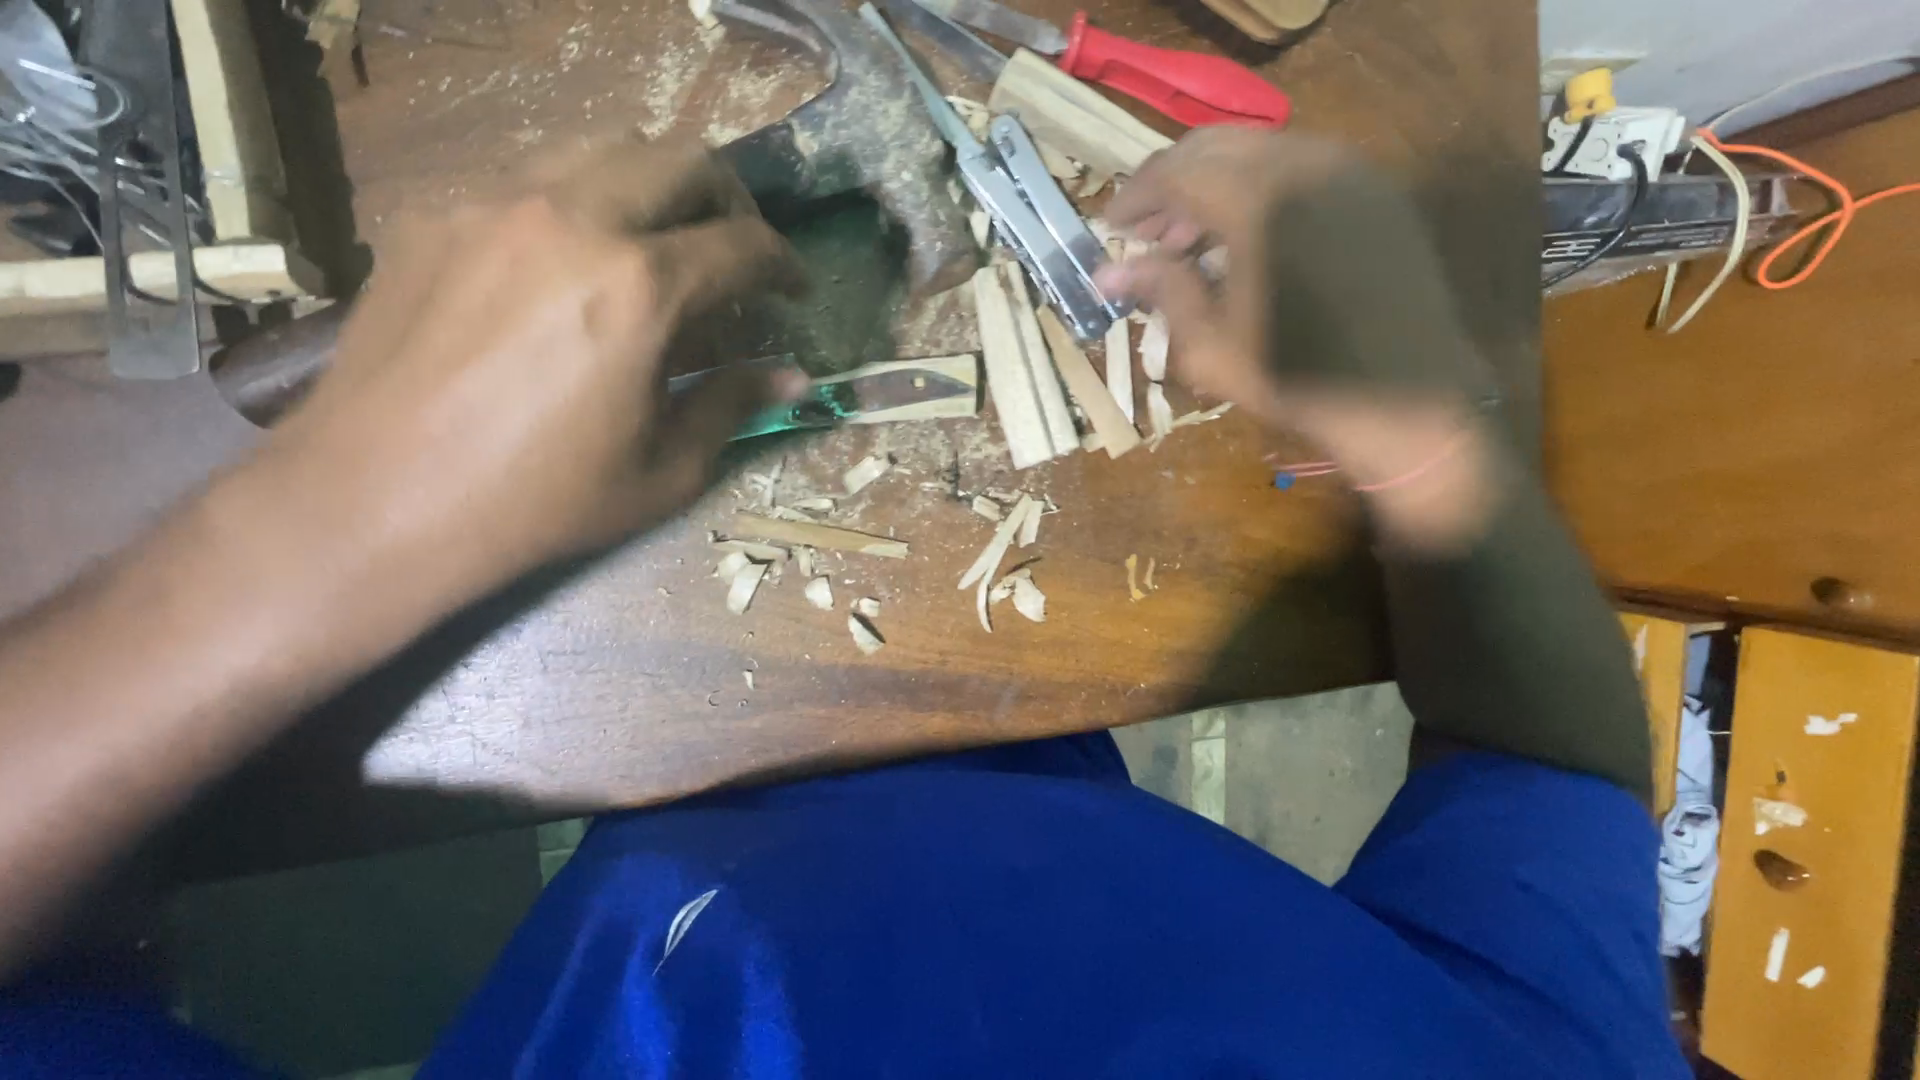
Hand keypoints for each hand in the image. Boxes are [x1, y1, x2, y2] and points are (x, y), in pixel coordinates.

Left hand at [240, 137, 808, 617]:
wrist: (379, 500)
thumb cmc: (541, 500)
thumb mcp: (664, 470)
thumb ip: (733, 404)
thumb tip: (793, 376)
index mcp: (641, 288)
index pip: (743, 244)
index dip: (784, 263)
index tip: (793, 288)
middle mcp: (571, 219)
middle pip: (680, 161)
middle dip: (729, 199)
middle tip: (735, 248)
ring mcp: (492, 205)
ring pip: (601, 149)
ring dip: (651, 186)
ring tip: (656, 242)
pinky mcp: (435, 214)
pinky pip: (525, 178)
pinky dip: (573, 205)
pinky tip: (565, 264)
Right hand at [1096, 128, 1504, 548]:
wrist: (1403, 399)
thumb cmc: (1294, 378)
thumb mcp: (1210, 343)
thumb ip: (1160, 288)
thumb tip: (1106, 271)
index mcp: (1258, 200)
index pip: (1176, 171)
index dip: (1134, 196)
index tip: (1110, 228)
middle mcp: (1305, 165)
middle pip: (1216, 147)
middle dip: (1172, 185)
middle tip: (1146, 232)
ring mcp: (1348, 174)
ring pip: (1260, 153)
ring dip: (1214, 187)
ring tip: (1190, 242)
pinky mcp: (1374, 194)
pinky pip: (1301, 171)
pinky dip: (1259, 193)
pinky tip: (1246, 242)